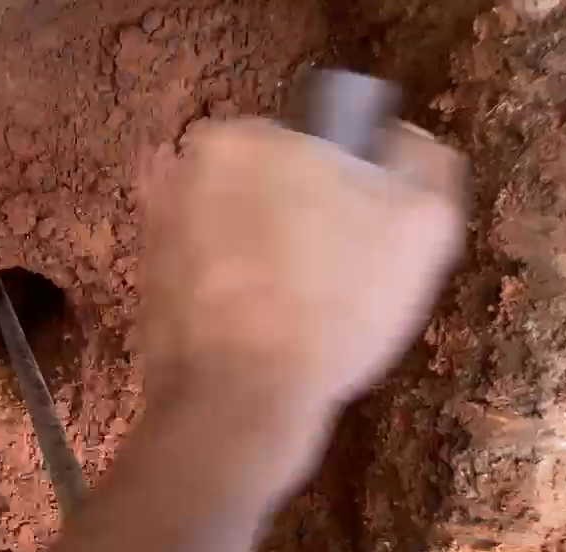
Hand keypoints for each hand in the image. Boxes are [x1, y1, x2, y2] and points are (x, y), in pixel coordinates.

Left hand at [139, 118, 465, 422]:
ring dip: (251, 266)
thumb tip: (392, 140)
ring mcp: (153, 241)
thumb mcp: (423, 224)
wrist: (237, 399)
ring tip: (282, 317)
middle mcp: (181, 180)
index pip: (303, 147)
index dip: (333, 190)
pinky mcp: (142, 297)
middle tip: (318, 283)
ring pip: (226, 241)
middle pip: (258, 195)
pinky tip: (247, 335)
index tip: (347, 239)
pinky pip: (198, 287)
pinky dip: (220, 302)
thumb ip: (418, 161)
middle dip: (287, 227)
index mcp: (241, 139)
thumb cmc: (332, 306)